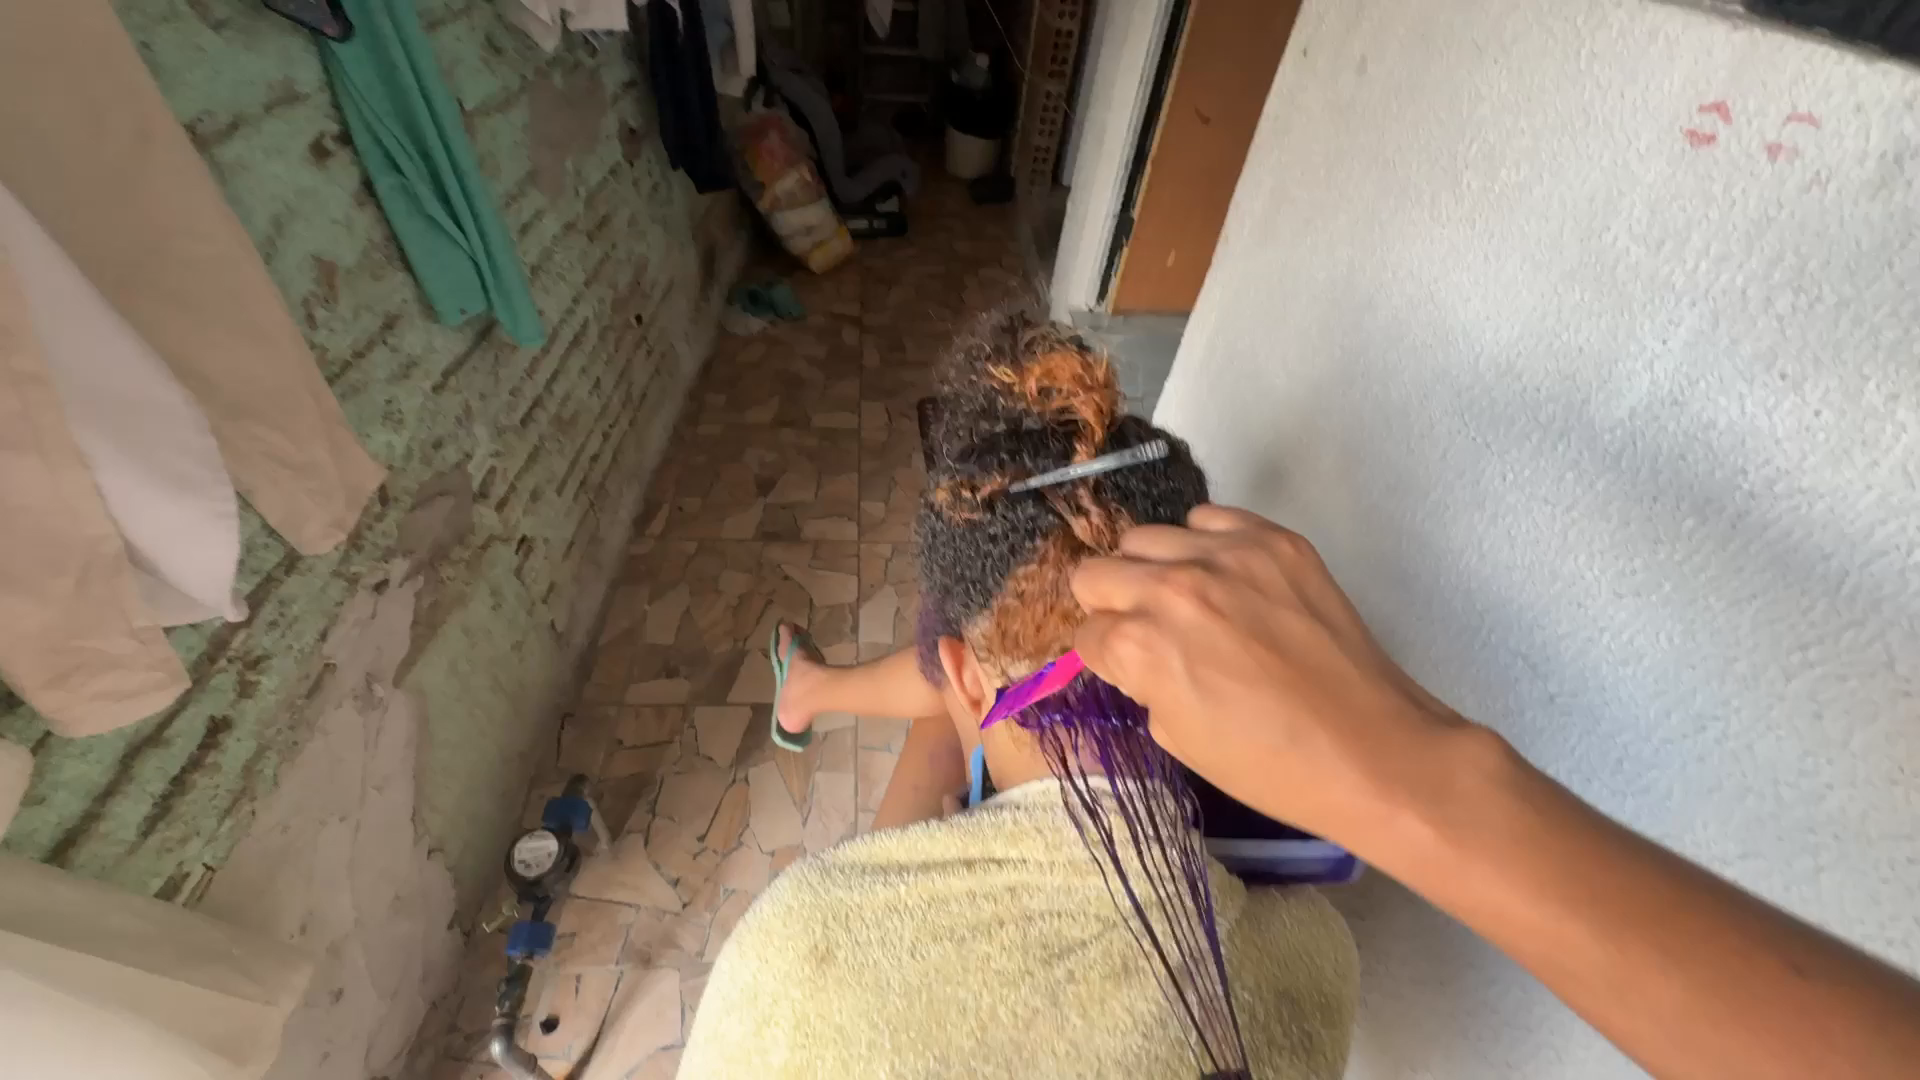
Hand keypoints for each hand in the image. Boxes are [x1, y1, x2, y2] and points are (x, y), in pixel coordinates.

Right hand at [1070, 505, 1472, 845]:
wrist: (1371, 752)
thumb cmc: (1266, 763)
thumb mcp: (1173, 734)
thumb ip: (1138, 678)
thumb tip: (1129, 649)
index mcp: (1140, 646)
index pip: (1086, 634)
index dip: (1104, 658)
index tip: (1130, 669)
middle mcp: (1171, 589)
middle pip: (1094, 573)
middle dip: (1111, 608)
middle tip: (1148, 633)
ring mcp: (1225, 556)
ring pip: (1143, 538)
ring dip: (1152, 573)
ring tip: (1190, 602)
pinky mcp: (1272, 540)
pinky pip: (1207, 518)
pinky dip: (1204, 546)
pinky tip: (1228, 580)